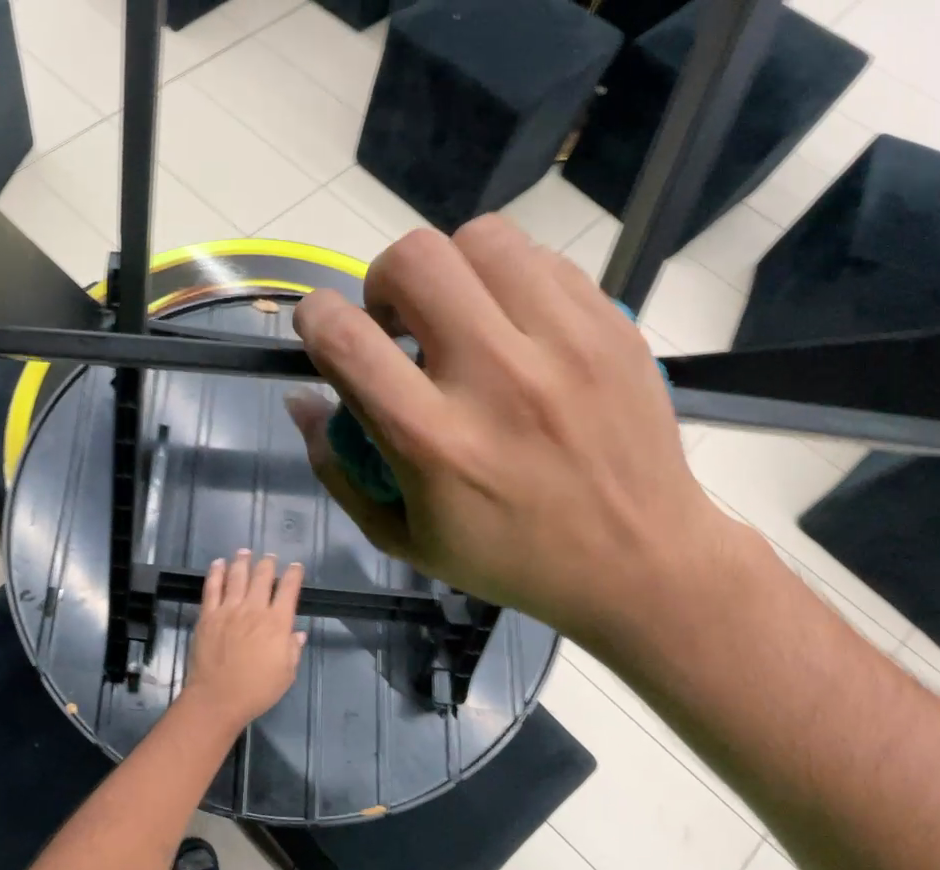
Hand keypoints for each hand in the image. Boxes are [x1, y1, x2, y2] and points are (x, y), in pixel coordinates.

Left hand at [178, 550, 306, 727]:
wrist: (218, 698)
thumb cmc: (257, 690)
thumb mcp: (287, 673)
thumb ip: (293, 649)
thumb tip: (297, 633)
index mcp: (277, 623)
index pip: (289, 590)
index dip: (294, 575)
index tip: (296, 568)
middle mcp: (254, 610)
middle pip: (262, 577)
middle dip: (268, 563)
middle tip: (270, 557)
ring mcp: (228, 610)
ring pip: (237, 576)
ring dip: (242, 561)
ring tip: (245, 552)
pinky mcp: (208, 615)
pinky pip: (212, 587)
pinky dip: (216, 572)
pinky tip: (218, 563)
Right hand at [287, 216, 746, 643]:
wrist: (639, 560)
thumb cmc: (508, 559)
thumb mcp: (403, 538)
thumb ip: (338, 469)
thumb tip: (301, 400)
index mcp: (434, 442)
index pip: (346, 338)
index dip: (314, 316)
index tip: (321, 327)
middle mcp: (497, 379)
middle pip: (414, 259)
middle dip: (382, 281)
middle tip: (397, 325)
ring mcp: (564, 344)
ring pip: (481, 239)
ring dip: (449, 270)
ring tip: (458, 316)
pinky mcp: (610, 326)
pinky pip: (540, 259)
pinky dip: (507, 281)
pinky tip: (513, 327)